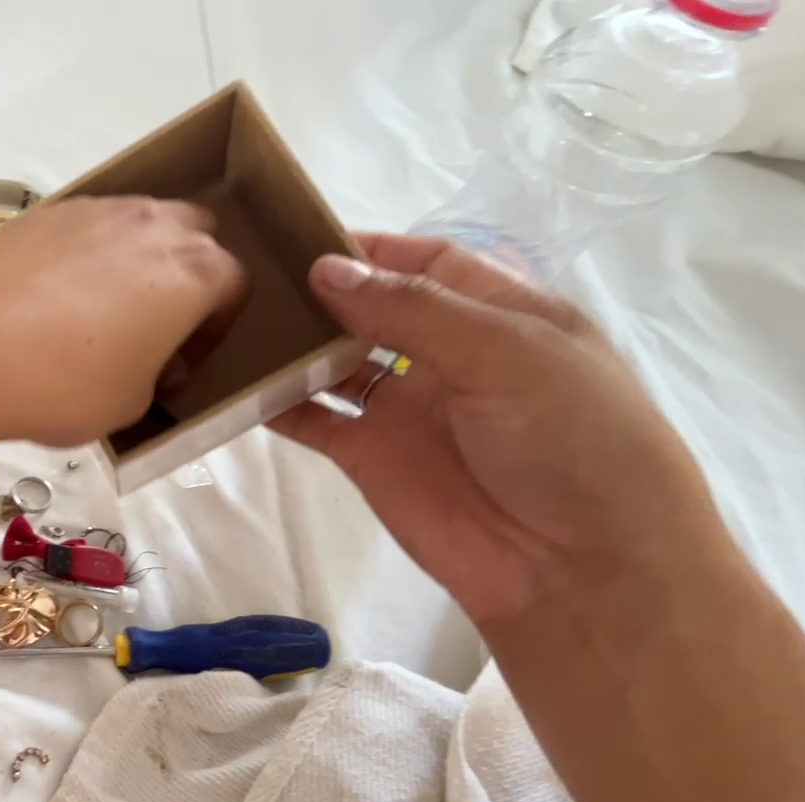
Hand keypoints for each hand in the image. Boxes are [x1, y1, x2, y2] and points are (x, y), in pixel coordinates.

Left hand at [0, 195, 246, 447]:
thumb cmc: (61, 385)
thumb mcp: (128, 406)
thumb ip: (155, 378)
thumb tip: (145, 362)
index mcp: (195, 271)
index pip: (234, 286)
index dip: (214, 332)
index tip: (180, 367)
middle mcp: (153, 224)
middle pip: (192, 239)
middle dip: (182, 283)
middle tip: (149, 333)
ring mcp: (94, 210)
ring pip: (136, 229)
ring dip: (132, 268)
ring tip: (94, 321)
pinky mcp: (41, 213)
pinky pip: (83, 233)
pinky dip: (81, 263)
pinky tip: (46, 307)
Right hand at [270, 233, 730, 624]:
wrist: (571, 564)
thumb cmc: (570, 439)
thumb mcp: (506, 353)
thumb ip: (412, 311)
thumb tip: (324, 270)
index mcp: (497, 314)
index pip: (424, 262)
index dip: (369, 247)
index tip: (300, 234)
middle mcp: (442, 354)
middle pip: (369, 309)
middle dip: (320, 292)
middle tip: (249, 276)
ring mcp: (400, 407)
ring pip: (333, 362)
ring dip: (292, 345)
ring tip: (233, 322)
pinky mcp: (365, 455)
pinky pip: (311, 419)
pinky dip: (275, 404)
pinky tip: (236, 387)